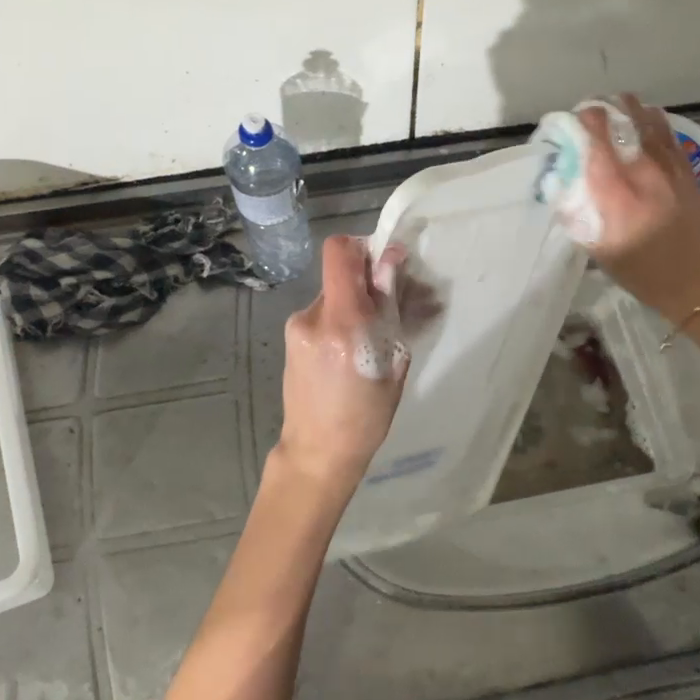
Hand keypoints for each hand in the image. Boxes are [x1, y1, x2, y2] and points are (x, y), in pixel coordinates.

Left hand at [271, 235, 410, 497]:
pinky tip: (366, 344)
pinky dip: (348, 319)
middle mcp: (313, 317)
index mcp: (341, 322)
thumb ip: (389, 309)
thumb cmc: (365, 416)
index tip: (390, 265)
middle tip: (406, 299)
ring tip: (390, 329)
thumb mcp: (392, 362)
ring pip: (336, 295)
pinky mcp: (293, 339)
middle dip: (374, 280)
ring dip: (363, 303)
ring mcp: (298, 327)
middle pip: (342, 274)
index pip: (340, 252)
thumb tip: (394, 265)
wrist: (318, 452)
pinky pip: (326, 315)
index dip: (365, 247)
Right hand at [578, 94, 699, 325]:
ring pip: (643, 115)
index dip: (577, 123)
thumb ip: (580, 213)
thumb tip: (563, 183)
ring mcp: (668, 164)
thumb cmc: (646, 274)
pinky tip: (638, 125)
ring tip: (609, 117)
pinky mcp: (686, 166)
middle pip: (618, 116)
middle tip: (584, 122)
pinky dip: (647, 120)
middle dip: (596, 112)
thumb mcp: (600, 252)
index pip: (593, 135)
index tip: (566, 129)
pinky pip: (663, 129)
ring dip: (622, 111)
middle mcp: (642, 169)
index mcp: (616, 192)